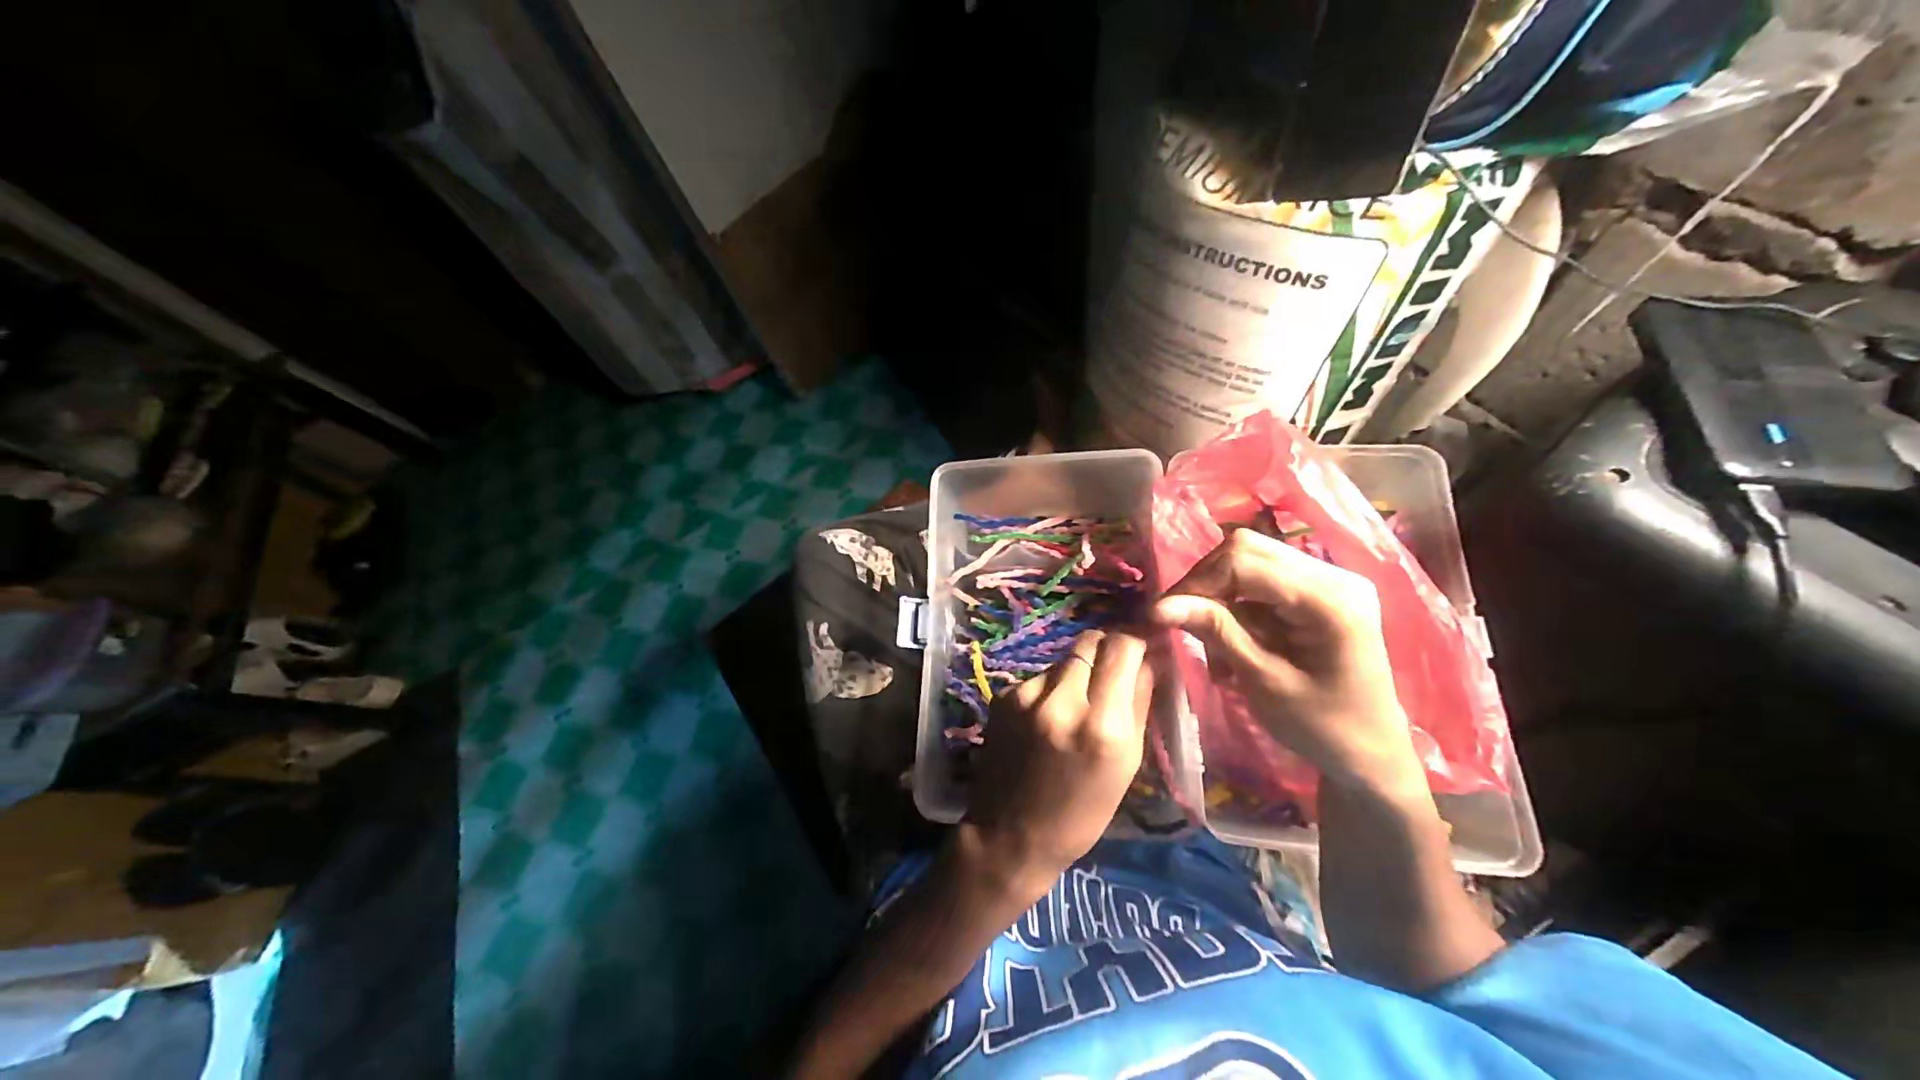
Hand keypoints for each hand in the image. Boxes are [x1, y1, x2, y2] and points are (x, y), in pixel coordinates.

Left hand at [965, 630, 1152, 880]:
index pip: (1123, 648)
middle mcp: (1062, 701)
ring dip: (1079, 671)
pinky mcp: (1002, 696)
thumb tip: (1152, 658)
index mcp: (1102, 725)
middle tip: (1114, 670)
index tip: (1144, 647)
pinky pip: (1039, 676)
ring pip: (1065, 658)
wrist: (1010, 836)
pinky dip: (1051, 688)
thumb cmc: (1082, 812)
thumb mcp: (1126, 764)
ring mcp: (1025, 695)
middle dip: (1108, 650)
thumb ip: (1140, 703)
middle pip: (1091, 641)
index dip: (1137, 640)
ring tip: (1079, 704)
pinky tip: (1049, 718)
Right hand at [1152, 529, 1423, 795]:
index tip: (1162, 616)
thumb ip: (1217, 634)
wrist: (1372, 755)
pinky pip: (1263, 579)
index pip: (1245, 561)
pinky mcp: (1320, 590)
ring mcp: (1331, 579)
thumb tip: (1159, 607)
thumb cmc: (1323, 729)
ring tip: (1210, 640)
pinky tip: (1231, 639)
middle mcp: (1335, 575)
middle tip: (1180, 622)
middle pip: (1247, 549)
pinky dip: (1236, 603)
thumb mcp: (1264, 683)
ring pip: (1250, 559)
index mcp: (1331, 599)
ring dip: (1218, 593)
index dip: (1196, 583)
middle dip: (1204, 583)